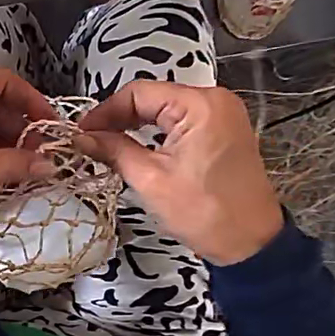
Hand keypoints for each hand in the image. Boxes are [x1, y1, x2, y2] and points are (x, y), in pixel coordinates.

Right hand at [76, 82, 282, 264]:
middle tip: (91, 141)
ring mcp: (223, 114)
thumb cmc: (206, 212)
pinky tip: (136, 148)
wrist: (251, 243)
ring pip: (165, 110)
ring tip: (108, 147)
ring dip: (136, 125)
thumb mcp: (151, 180)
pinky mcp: (224, 131)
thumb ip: (114, 150)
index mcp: (200, 105)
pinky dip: (157, 133)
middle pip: (152, 97)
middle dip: (118, 118)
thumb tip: (84, 138)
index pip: (138, 93)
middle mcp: (215, 99)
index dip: (104, 111)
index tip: (82, 133)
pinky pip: (181, 122)